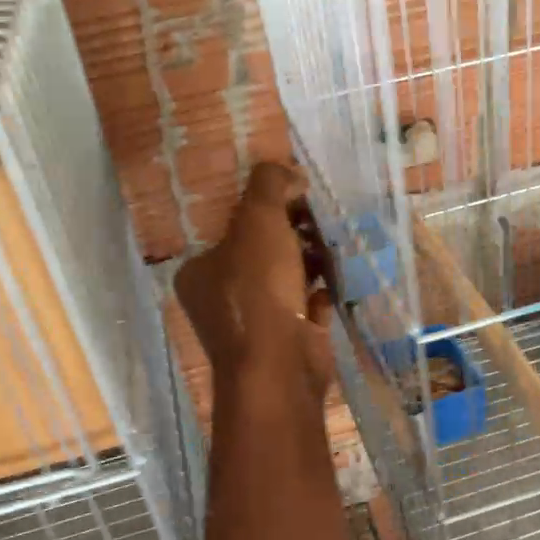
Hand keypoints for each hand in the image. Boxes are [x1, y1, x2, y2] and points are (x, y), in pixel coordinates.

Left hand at [175, 163, 334, 391]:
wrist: (281, 367)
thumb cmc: (258, 291)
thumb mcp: (258, 221)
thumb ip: (269, 186)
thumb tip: (289, 172)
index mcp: (199, 271)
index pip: (230, 227)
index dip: (264, 206)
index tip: (296, 194)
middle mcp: (221, 298)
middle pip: (259, 251)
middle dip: (292, 232)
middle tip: (320, 217)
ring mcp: (255, 324)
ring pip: (285, 279)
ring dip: (311, 260)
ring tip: (336, 242)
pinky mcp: (288, 341)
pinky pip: (307, 306)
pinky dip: (322, 291)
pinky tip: (340, 275)